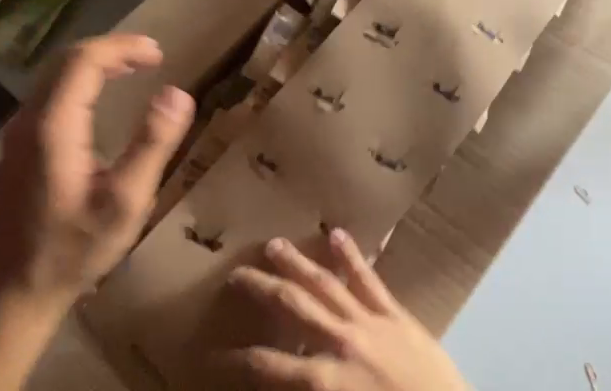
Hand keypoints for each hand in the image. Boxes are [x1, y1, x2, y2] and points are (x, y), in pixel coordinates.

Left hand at [0, 33, 195, 306]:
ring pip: (52, 78)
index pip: (84, 60)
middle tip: (149, 58)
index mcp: (54, 125)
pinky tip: (96, 104)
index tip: (158, 54)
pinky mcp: (14, 152)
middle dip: (109, 50)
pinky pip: (47, 97)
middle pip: (65, 61)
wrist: (8, 297)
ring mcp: (16, 136)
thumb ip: (152, 144)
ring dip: (92, 65)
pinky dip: (77, 85)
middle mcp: (28, 120)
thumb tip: (179, 93)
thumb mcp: (124, 202)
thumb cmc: (72, 250)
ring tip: (130, 71)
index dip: (123, 47)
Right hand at [226, 231, 470, 390]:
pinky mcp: (397, 316)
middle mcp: (340, 343)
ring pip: (326, 284)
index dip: (235, 360)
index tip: (213, 354)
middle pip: (291, 307)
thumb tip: (282, 381)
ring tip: (274, 244)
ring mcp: (370, 323)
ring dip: (298, 263)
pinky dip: (352, 257)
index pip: (266, 366)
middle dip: (261, 289)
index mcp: (322, 381)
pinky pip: (370, 281)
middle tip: (236, 273)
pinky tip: (336, 234)